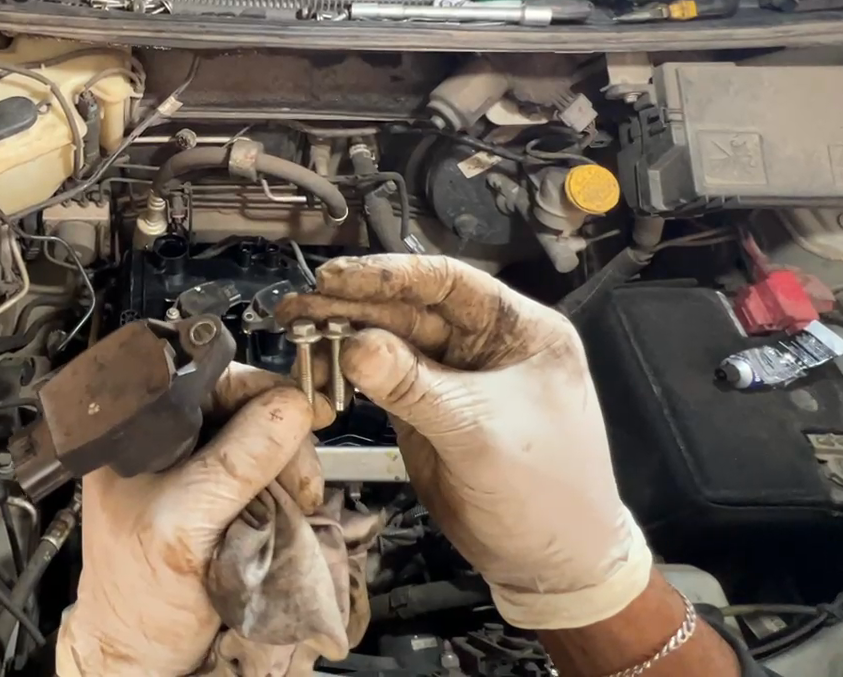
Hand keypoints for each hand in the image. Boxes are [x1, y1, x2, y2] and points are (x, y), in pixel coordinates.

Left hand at [58, 384, 314, 676]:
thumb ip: (234, 464)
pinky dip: (290, 491)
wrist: (144, 657)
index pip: (208, 380)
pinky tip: (291, 511)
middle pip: (247, 407)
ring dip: (292, 469)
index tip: (302, 411)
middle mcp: (171, 439)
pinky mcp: (224, 496)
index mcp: (141, 429)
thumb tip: (289, 407)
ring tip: (295, 504)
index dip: (259, 389)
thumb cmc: (135, 593)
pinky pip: (270, 475)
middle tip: (301, 482)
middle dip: (284, 440)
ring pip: (266, 440)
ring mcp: (199, 468)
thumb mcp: (184, 522)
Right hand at [276, 254, 650, 629]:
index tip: (336, 279)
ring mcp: (445, 370)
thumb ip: (415, 387)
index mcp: (516, 328)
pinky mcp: (418, 401)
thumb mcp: (479, 433)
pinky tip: (312, 366)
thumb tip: (354, 344)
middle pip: (404, 307)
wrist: (550, 567)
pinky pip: (374, 374)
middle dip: (349, 305)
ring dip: (337, 333)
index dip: (388, 275)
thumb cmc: (544, 495)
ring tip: (293, 330)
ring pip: (383, 337)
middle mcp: (478, 339)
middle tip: (298, 307)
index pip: (445, 282)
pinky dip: (341, 369)